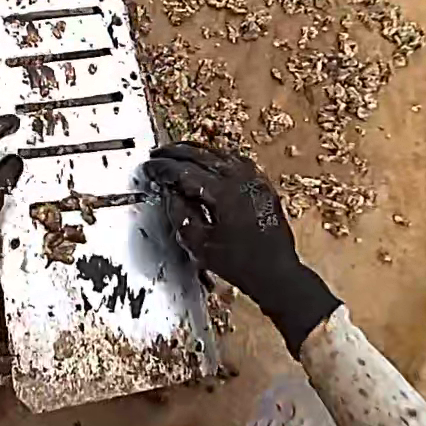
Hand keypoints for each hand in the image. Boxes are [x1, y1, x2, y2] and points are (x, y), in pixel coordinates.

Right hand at [142, 142, 340, 357]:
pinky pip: (236, 160)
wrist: (276, 274)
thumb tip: (169, 193)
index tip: (149, 167)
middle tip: (157, 154)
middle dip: (176, 153)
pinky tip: (208, 159)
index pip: (185, 171)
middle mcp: (240, 180)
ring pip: (220, 154)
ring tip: (177, 151)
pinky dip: (217, 156)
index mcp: (223, 193)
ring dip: (196, 151)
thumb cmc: (238, 264)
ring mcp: (254, 180)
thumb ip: (180, 214)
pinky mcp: (262, 185)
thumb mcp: (198, 243)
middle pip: (202, 155)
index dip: (163, 168)